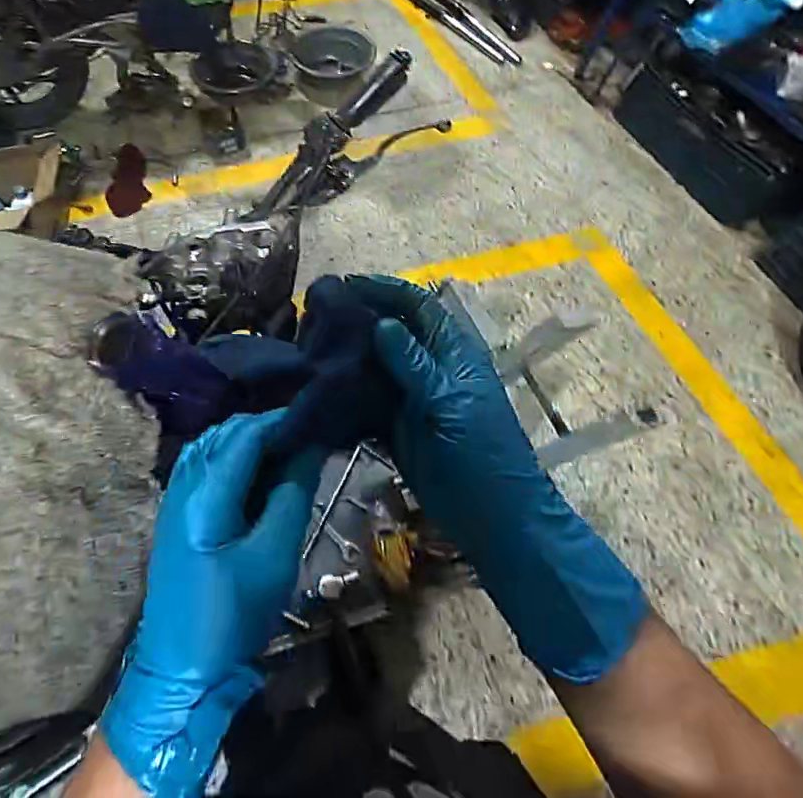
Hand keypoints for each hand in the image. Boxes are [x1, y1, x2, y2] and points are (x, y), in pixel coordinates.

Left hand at [99, 408, 322, 796]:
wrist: (179, 667)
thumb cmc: (230, 615)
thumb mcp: (271, 558)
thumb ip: (290, 497)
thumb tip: (309, 448)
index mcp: (203, 491)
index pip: (244, 434)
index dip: (280, 422)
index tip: (318, 420)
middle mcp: (181, 482)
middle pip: (225, 435)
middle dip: (266, 429)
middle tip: (309, 439)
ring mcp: (173, 496)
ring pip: (213, 448)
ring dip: (249, 444)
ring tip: (290, 455)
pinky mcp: (175, 512)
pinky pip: (205, 468)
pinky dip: (234, 462)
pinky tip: (259, 477)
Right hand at [343, 275, 647, 683]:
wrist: (493, 519)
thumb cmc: (482, 455)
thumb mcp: (449, 404)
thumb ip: (414, 363)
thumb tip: (381, 323)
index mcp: (453, 354)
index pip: (418, 305)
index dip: (385, 289)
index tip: (347, 284)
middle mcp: (429, 367)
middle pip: (391, 329)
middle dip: (359, 316)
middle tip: (318, 313)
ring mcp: (411, 395)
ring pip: (374, 360)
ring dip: (346, 350)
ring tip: (309, 342)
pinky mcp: (394, 422)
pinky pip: (365, 394)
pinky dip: (344, 386)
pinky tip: (317, 382)